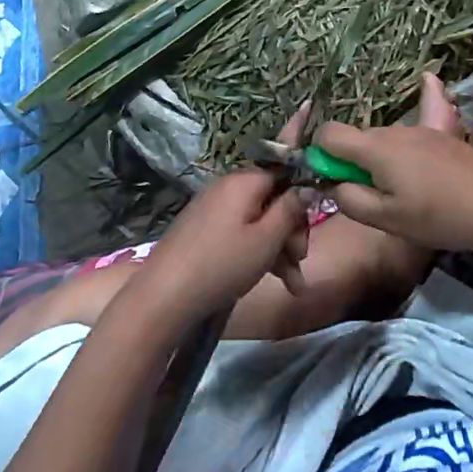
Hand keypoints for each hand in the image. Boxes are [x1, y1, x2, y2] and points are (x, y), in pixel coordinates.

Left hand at [131, 170, 306, 323]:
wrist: (166, 293)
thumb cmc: (223, 263)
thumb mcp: (266, 239)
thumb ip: (290, 210)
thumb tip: (306, 188)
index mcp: (244, 181)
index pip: (284, 178)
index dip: (301, 206)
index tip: (306, 237)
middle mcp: (227, 188)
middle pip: (272, 202)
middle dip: (291, 234)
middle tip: (300, 263)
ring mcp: (213, 209)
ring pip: (258, 223)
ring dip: (279, 250)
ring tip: (294, 286)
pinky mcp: (204, 230)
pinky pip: (240, 234)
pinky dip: (257, 253)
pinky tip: (275, 280)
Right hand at [314, 74, 472, 257]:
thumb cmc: (439, 217)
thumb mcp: (386, 219)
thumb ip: (348, 199)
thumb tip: (334, 184)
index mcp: (375, 148)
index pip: (328, 133)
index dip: (321, 154)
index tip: (333, 179)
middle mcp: (394, 130)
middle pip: (357, 139)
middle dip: (353, 163)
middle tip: (372, 197)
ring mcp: (421, 129)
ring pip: (383, 140)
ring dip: (380, 161)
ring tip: (404, 193)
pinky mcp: (442, 135)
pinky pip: (413, 128)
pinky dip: (406, 139)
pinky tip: (427, 98)